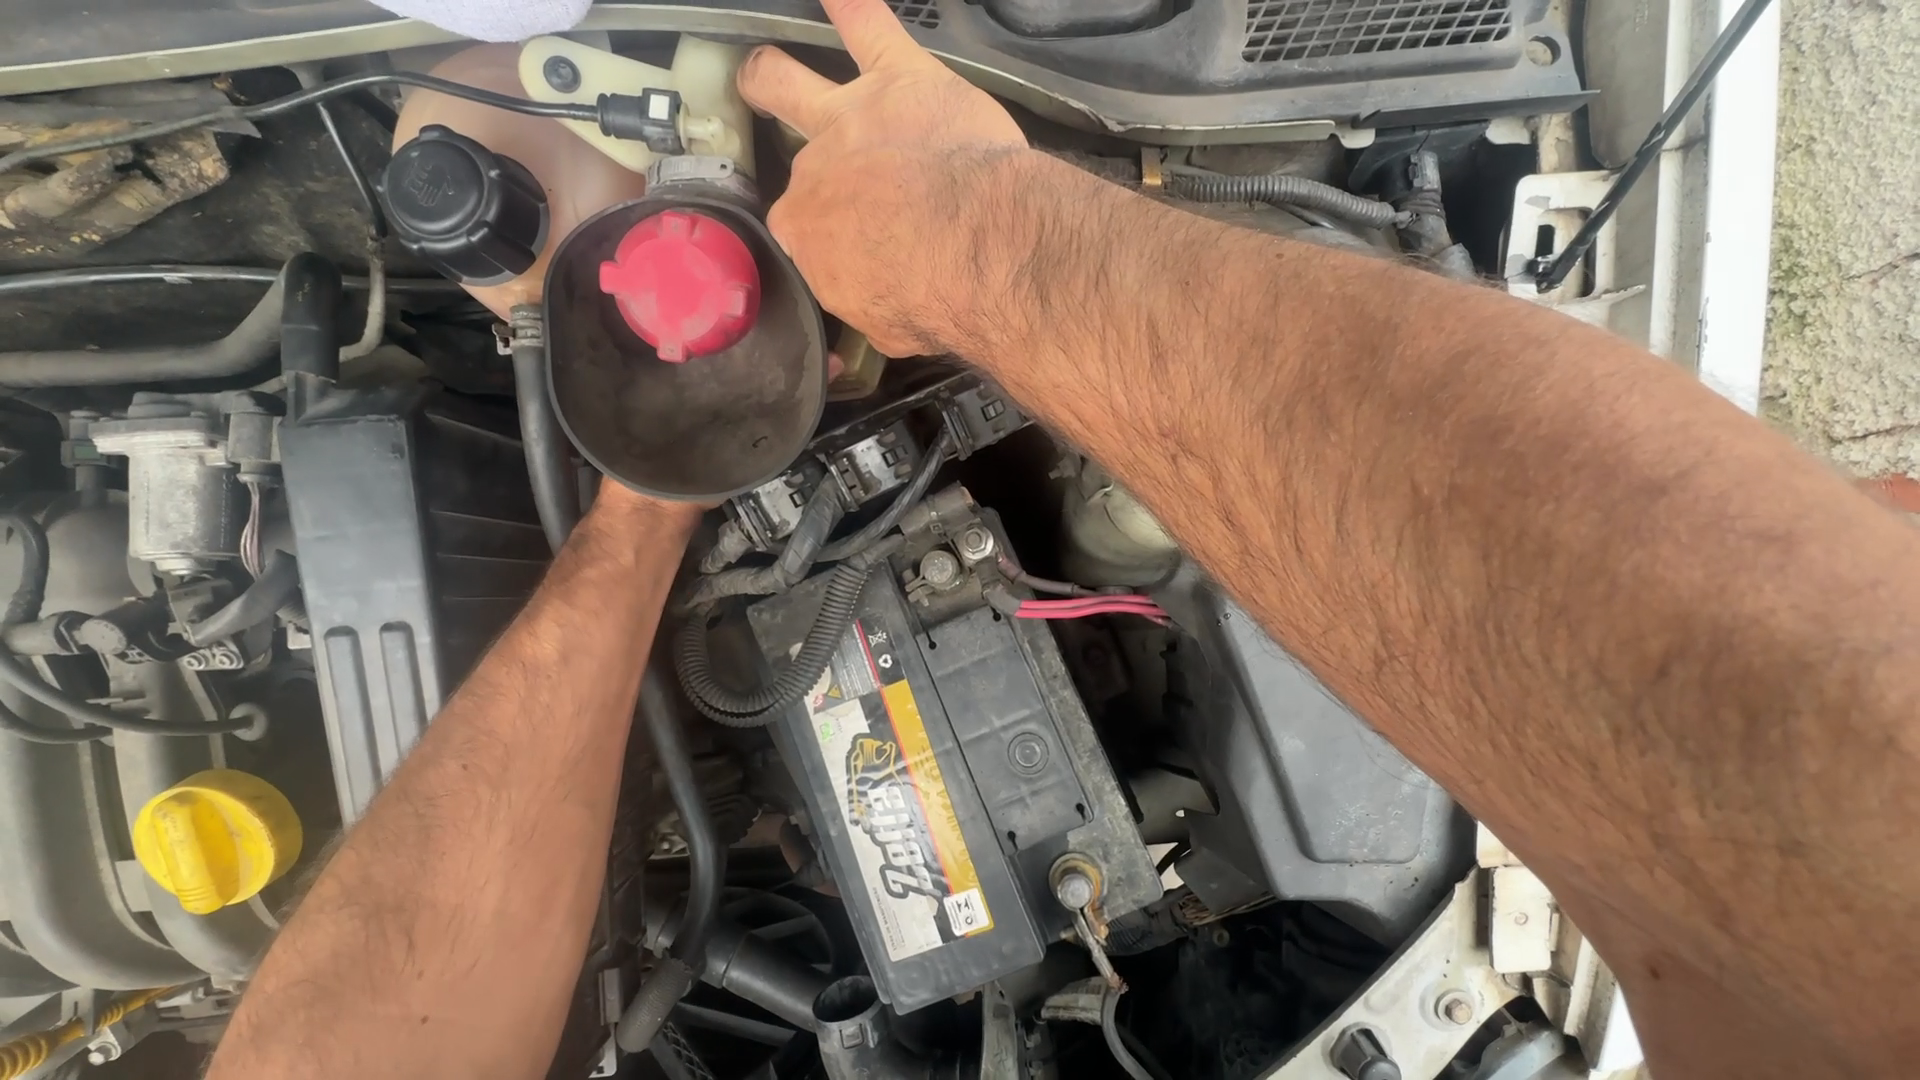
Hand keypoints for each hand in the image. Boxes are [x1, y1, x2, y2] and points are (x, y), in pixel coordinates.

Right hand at [736, 0, 1029, 356]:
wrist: (973, 249)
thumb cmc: (928, 298)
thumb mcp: (885, 330)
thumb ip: (865, 315)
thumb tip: (854, 341)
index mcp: (808, 234)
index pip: (804, 235)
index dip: (828, 246)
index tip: (855, 258)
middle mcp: (815, 170)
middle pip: (798, 164)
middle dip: (805, 174)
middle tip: (816, 179)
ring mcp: (850, 117)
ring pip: (791, 82)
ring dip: (773, 76)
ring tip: (763, 72)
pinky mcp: (901, 78)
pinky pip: (867, 21)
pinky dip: (850, 4)